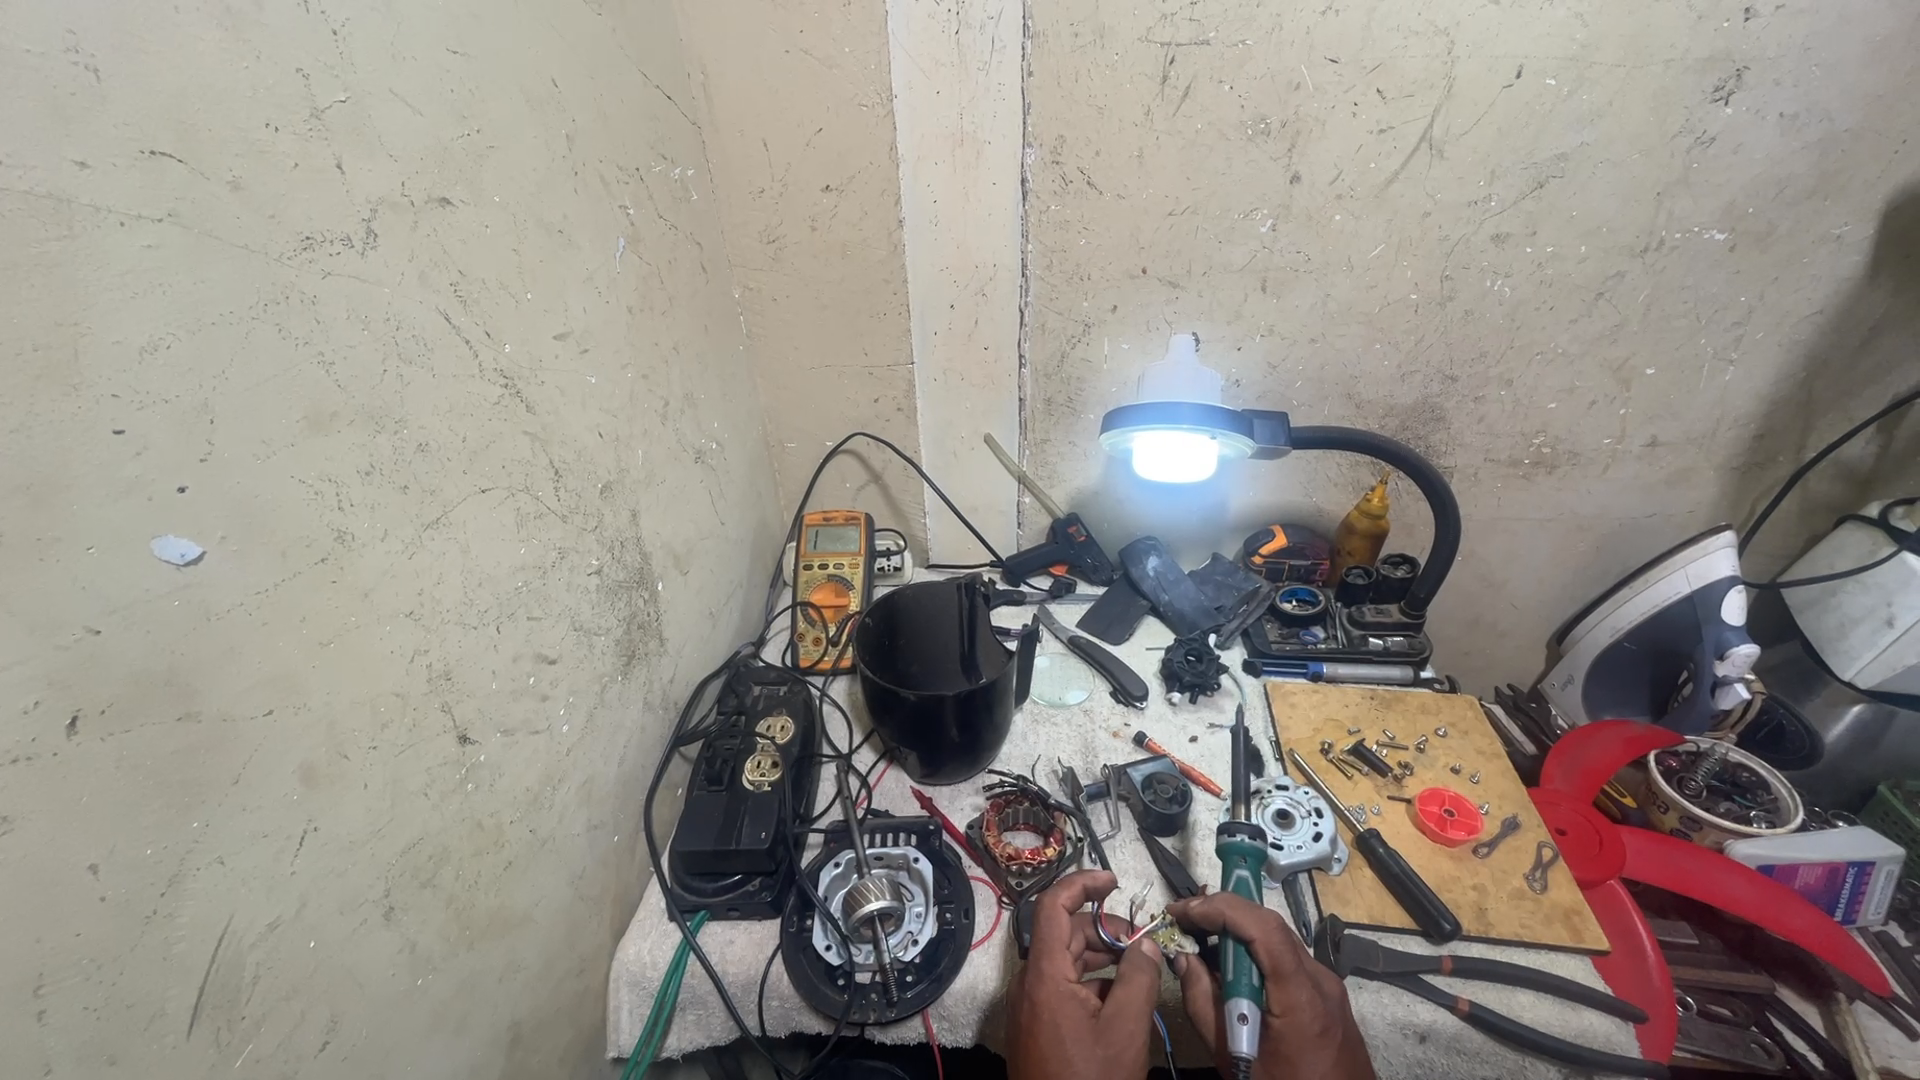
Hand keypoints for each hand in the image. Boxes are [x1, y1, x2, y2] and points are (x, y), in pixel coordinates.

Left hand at [1005, 870, 1164, 1079]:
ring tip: (1138, 970)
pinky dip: (1092, 981)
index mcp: (1044, 972)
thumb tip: (1146, 944)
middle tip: (1142, 944)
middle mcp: (1030, 980)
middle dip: (1105, 929)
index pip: (1053, 904)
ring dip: (1102, 956)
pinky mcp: (1036, 1024)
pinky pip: (1064, 986)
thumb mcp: (1124, 1029)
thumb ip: (1138, 978)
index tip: (1114, 880)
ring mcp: (1031, 1003)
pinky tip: (1121, 999)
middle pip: (1065, 933)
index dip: (1082, 883)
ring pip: (1067, 960)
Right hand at [1168, 892, 1376, 1079]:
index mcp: (1301, 999)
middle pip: (1268, 925)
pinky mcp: (1325, 991)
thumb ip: (1202, 1004)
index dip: (1223, 908)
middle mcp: (1320, 980)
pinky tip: (1229, 962)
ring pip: (1275, 936)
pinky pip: (1284, 954)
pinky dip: (1252, 947)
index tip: (1185, 912)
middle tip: (1182, 916)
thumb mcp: (1232, 1059)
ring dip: (1235, 927)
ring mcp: (1327, 984)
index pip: (1265, 929)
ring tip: (1198, 933)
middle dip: (1221, 911)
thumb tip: (1183, 957)